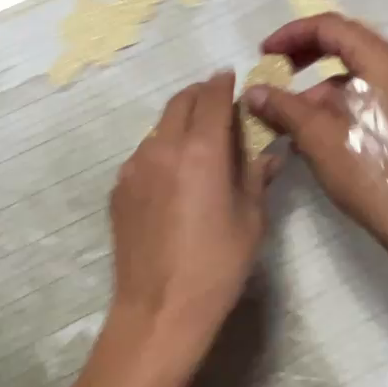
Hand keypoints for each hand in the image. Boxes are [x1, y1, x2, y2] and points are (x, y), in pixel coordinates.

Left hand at [108, 73, 279, 354]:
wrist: (159, 307)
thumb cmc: (217, 265)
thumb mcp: (250, 219)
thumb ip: (256, 175)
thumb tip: (269, 150)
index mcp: (201, 149)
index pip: (212, 97)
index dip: (223, 83)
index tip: (232, 78)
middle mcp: (162, 147)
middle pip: (180, 103)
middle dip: (200, 96)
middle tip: (218, 106)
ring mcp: (134, 167)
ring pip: (159, 128)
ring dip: (179, 125)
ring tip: (198, 146)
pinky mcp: (119, 189)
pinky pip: (143, 156)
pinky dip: (162, 152)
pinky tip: (175, 179)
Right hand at [242, 14, 387, 255]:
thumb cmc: (367, 170)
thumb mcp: (316, 135)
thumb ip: (282, 106)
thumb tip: (252, 92)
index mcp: (383, 62)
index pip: (332, 27)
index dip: (292, 34)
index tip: (264, 53)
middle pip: (344, 41)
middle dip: (304, 52)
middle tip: (274, 67)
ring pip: (351, 70)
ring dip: (314, 81)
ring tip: (284, 106)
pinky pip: (360, 91)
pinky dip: (331, 99)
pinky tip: (307, 126)